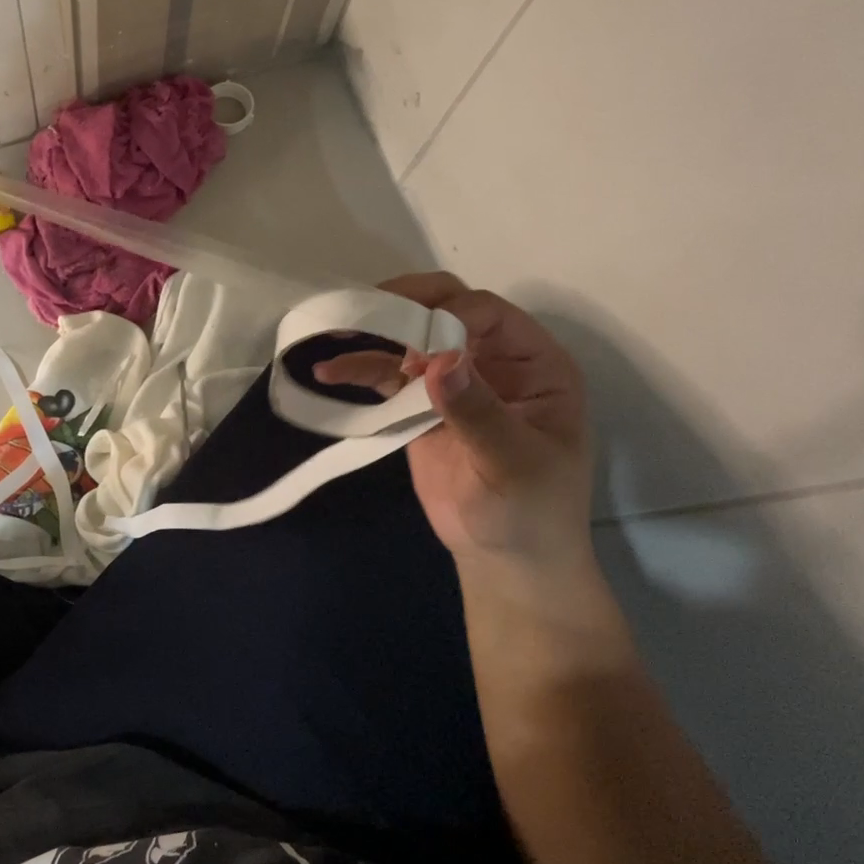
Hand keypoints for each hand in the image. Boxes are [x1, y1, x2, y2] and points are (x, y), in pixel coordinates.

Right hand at [319, 272, 593, 577]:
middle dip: (405, 306)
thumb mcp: (513, 463)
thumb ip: (478, 411)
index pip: (488, 314)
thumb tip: (439, 359)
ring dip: (373, 334)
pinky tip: (329, 372)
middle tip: (363, 311)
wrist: (505, 558)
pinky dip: (359, 369)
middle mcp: (495, 362)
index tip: (412, 343)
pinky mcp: (420, 404)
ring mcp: (454, 381)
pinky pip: (388, 374)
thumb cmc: (530, 512)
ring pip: (411, 337)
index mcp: (535, 365)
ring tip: (335, 335)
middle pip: (447, 310)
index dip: (449, 314)